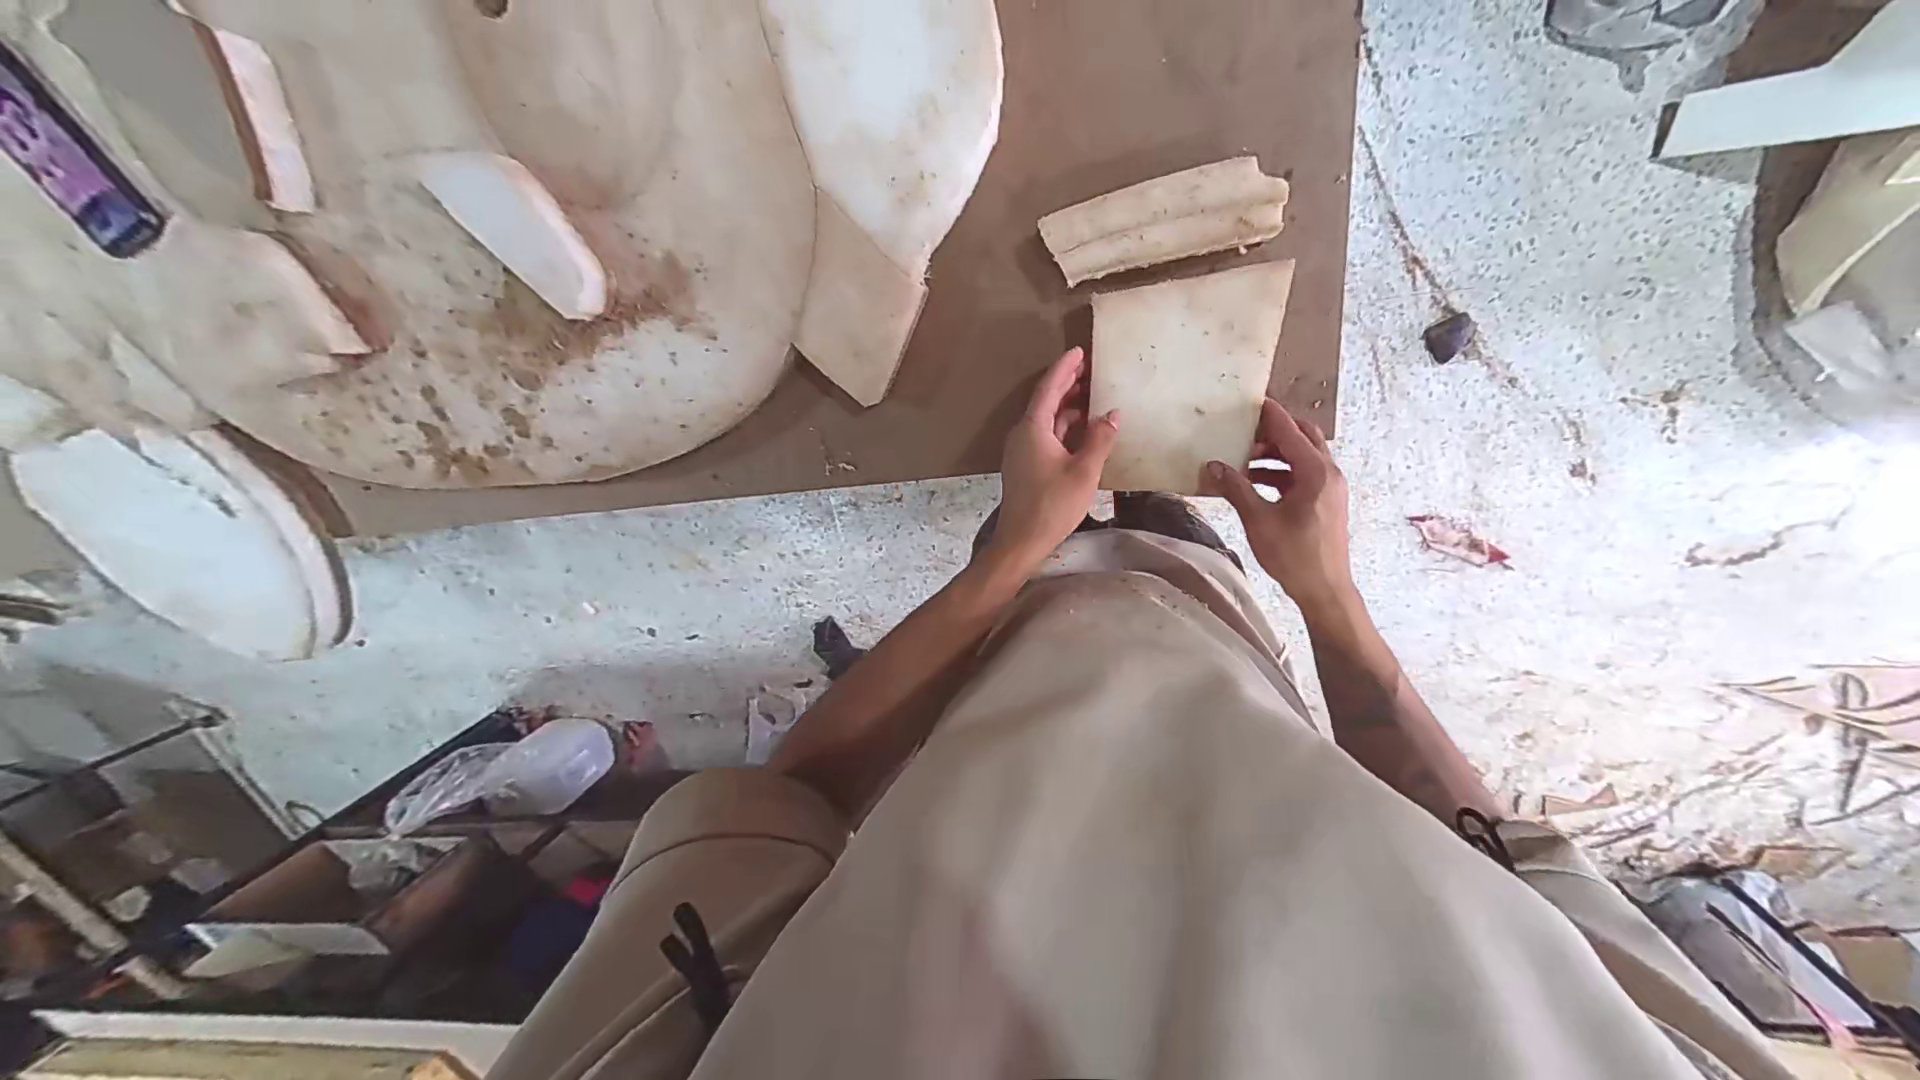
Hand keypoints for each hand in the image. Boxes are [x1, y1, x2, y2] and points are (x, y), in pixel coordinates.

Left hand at [990, 347, 1119, 570]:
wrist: (1022, 540)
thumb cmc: (1052, 505)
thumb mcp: (1084, 471)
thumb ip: (1099, 439)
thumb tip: (1112, 414)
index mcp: (1033, 429)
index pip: (1049, 388)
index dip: (1065, 368)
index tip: (1080, 350)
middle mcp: (1022, 434)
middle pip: (1046, 401)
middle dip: (1068, 383)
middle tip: (1092, 368)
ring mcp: (1021, 450)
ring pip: (1046, 419)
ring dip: (1068, 406)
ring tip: (1093, 394)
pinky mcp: (1025, 465)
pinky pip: (1045, 435)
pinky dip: (1064, 426)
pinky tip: (1084, 429)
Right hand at [1201, 399, 1356, 618]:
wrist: (1324, 588)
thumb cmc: (1294, 555)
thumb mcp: (1258, 519)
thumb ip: (1235, 488)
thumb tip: (1213, 466)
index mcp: (1316, 472)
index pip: (1290, 431)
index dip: (1270, 414)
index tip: (1252, 400)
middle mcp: (1329, 473)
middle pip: (1303, 437)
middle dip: (1274, 431)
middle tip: (1246, 431)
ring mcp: (1330, 488)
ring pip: (1303, 456)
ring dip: (1276, 453)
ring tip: (1244, 460)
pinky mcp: (1326, 501)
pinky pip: (1303, 474)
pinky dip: (1281, 471)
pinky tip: (1256, 482)